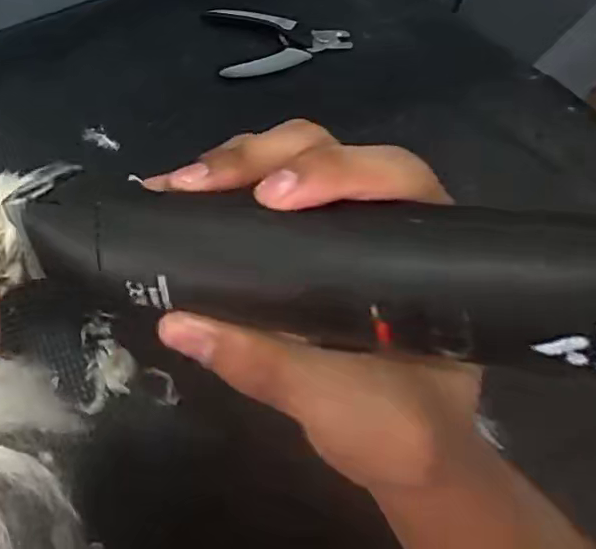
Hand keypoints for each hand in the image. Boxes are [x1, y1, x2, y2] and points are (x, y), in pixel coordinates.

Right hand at [145, 120, 491, 493]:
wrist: (395, 448)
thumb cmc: (396, 429)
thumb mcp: (338, 406)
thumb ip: (264, 364)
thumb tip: (176, 324)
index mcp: (421, 243)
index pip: (388, 175)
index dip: (331, 171)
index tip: (271, 199)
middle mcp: (375, 209)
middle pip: (320, 146)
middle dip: (258, 156)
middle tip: (200, 185)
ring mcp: (329, 210)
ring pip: (282, 150)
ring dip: (230, 159)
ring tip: (179, 186)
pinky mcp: (291, 223)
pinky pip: (252, 176)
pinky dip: (213, 177)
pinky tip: (175, 192)